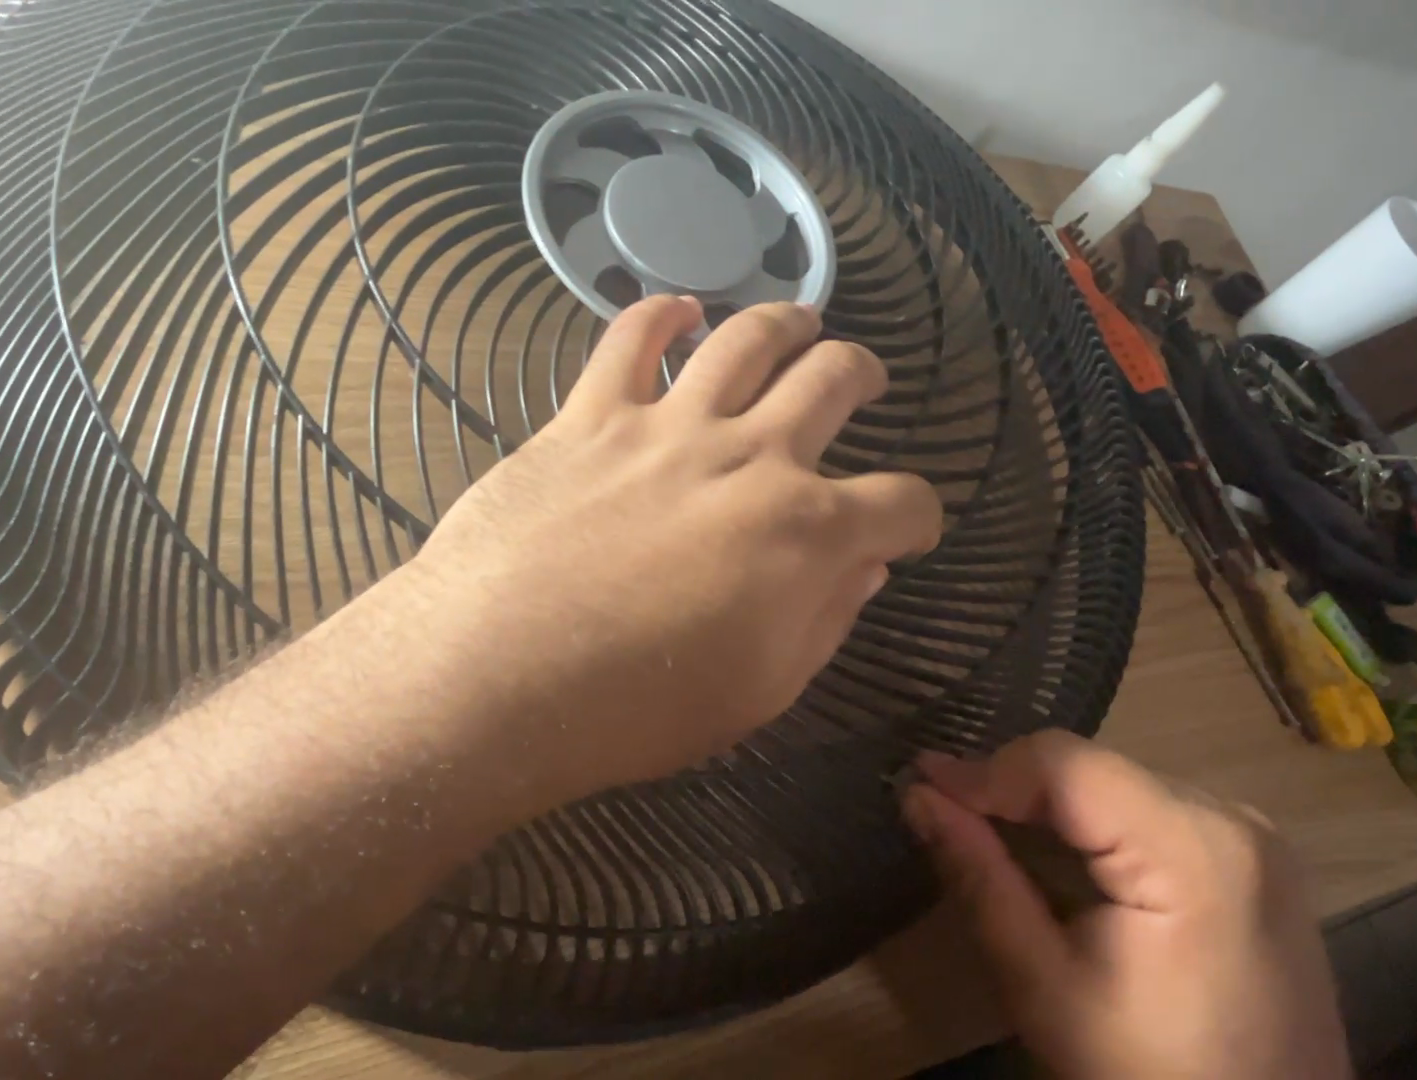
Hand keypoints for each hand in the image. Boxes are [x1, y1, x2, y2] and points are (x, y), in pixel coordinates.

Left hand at [374, 296, 942, 805]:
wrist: (498, 677)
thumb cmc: (639, 707)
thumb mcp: (760, 689)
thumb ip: (823, 620)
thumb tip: (863, 567)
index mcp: (806, 533)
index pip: (900, 503)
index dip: (917, 515)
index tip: (908, 528)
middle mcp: (751, 457)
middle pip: (832, 381)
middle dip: (861, 375)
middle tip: (861, 382)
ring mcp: (669, 427)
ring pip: (746, 339)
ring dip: (785, 321)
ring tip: (800, 322)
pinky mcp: (591, 416)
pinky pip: (631, 339)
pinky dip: (660, 314)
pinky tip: (679, 310)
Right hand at [901, 731, 1349, 1079]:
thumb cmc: (1145, 1070)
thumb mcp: (1042, 983)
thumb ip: (979, 877)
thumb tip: (917, 793)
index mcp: (1194, 852)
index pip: (1066, 764)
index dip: (985, 769)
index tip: (921, 785)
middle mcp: (1231, 819)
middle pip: (1089, 765)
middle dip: (1008, 785)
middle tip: (944, 810)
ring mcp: (1247, 830)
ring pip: (1110, 777)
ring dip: (1042, 800)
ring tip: (986, 831)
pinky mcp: (1248, 850)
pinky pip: (1142, 802)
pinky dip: (1084, 818)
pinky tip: (1053, 854)